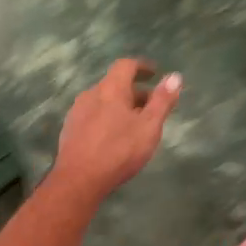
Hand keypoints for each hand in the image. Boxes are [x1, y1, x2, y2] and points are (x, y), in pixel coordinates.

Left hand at [50, 59, 180, 199]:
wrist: (79, 180)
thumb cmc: (119, 150)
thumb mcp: (149, 126)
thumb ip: (162, 101)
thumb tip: (175, 76)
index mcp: (110, 89)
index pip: (126, 65)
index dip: (142, 66)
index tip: (155, 74)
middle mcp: (91, 94)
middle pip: (114, 84)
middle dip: (135, 91)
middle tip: (151, 105)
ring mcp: (77, 112)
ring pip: (103, 100)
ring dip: (120, 105)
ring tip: (134, 123)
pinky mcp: (70, 130)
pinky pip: (92, 115)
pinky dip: (107, 117)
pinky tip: (113, 136)